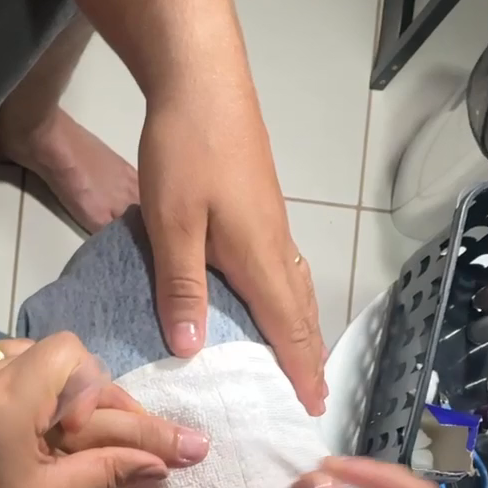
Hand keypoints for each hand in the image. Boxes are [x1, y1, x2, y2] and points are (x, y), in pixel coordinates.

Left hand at [0, 330, 170, 487]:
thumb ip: (110, 467)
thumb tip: (162, 459)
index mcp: (8, 399)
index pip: (68, 351)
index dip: (84, 385)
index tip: (73, 431)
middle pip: (39, 348)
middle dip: (59, 383)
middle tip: (57, 431)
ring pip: (3, 348)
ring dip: (22, 375)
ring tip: (21, 420)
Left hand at [139, 87, 325, 415]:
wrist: (201, 81)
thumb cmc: (186, 151)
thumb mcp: (172, 224)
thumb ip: (181, 287)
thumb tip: (192, 350)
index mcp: (259, 257)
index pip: (289, 327)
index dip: (301, 369)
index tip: (314, 406)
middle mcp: (276, 246)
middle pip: (302, 311)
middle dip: (310, 356)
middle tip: (315, 393)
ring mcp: (273, 224)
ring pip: (298, 288)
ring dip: (303, 328)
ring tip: (302, 359)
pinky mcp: (261, 208)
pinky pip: (286, 269)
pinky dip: (290, 300)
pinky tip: (276, 302)